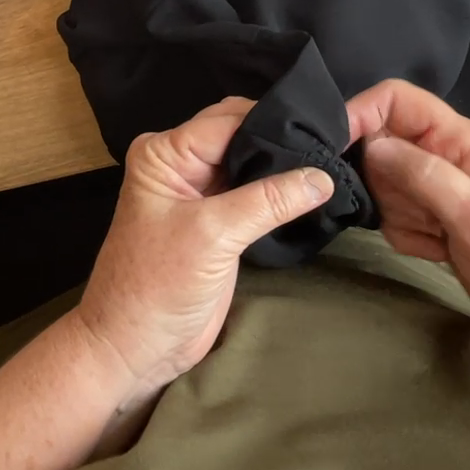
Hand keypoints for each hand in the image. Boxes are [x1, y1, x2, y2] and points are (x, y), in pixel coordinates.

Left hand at [73, 98, 333, 395]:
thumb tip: (322, 177)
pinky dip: (277, 190)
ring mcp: (198, 191)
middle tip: (333, 144)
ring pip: (248, 162)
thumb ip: (267, 201)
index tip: (323, 126)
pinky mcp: (216, 219)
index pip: (226, 120)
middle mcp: (179, 162)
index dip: (271, 121)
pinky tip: (311, 189)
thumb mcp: (213, 235)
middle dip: (280, 139)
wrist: (136, 348)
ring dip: (282, 164)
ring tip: (330, 162)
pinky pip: (252, 191)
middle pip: (238, 135)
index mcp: (164, 152)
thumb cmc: (158, 286)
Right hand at [348, 80, 469, 370]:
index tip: (336, 148)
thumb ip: (427, 177)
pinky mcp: (433, 219)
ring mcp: (439, 189)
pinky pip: (393, 215)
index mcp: (461, 141)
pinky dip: (407, 235)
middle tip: (420, 215)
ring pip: (383, 183)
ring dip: (398, 213)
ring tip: (440, 238)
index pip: (396, 99)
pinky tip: (439, 252)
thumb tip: (370, 145)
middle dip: (383, 180)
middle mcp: (446, 156)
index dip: (361, 113)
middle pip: (381, 143)